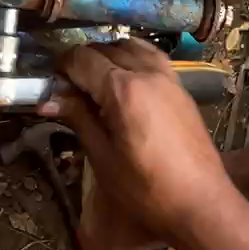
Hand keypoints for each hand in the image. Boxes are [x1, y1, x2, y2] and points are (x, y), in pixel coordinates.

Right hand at [39, 39, 238, 249]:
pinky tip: (126, 79)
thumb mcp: (103, 157)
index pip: (83, 59)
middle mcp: (146, 71)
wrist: (200, 203)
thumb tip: (48, 100)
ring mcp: (167, 75)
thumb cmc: (146, 189)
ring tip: (96, 81)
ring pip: (130, 46)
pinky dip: (132, 57)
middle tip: (69, 88)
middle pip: (105, 48)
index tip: (51, 82)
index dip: (63, 66)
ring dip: (108, 55)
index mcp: (123, 88)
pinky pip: (151, 55)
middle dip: (83, 61)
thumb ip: (78, 118)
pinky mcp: (180, 85)